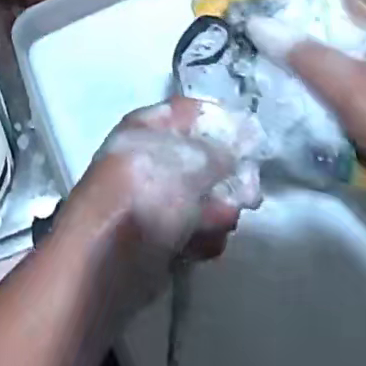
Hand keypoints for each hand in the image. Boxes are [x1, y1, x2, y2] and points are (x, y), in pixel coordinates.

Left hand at [57, 98, 254, 263]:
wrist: (111, 253)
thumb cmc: (145, 193)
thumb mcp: (187, 160)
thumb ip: (221, 147)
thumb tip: (244, 132)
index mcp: (146, 127)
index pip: (190, 112)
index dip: (223, 121)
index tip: (255, 140)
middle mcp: (150, 156)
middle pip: (208, 159)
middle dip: (231, 179)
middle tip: (243, 195)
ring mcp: (158, 195)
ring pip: (211, 198)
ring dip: (217, 213)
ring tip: (207, 222)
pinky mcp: (165, 231)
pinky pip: (200, 228)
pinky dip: (203, 237)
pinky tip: (194, 245)